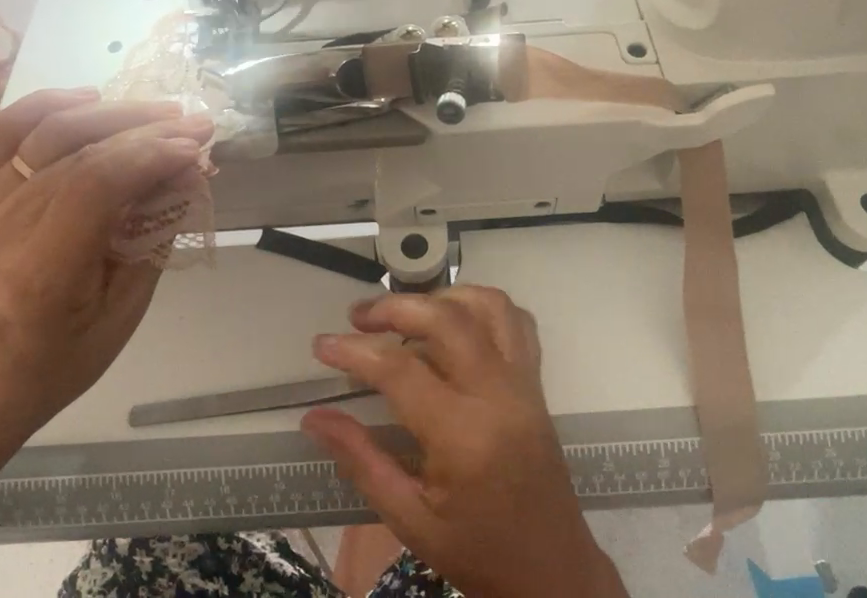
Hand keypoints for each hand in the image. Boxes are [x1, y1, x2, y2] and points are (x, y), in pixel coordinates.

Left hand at [0, 89, 213, 428]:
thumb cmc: (65, 357)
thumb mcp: (127, 309)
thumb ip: (154, 235)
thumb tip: (188, 173)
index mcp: (39, 275)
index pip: (95, 187)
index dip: (150, 157)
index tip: (196, 147)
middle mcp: (0, 232)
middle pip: (75, 152)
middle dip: (144, 130)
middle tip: (195, 124)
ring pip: (45, 133)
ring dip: (110, 113)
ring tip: (159, 112)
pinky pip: (4, 133)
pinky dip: (47, 105)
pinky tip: (90, 98)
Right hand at [302, 288, 627, 597]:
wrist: (552, 571)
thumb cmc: (476, 550)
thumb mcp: (409, 518)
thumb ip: (361, 460)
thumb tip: (314, 418)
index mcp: (463, 435)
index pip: (401, 369)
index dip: (354, 350)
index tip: (321, 345)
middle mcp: (498, 395)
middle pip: (446, 319)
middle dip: (395, 307)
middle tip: (358, 317)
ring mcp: (523, 385)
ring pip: (490, 307)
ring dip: (443, 296)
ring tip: (407, 312)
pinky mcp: (537, 385)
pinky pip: (517, 324)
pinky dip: (484, 307)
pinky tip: (455, 322)